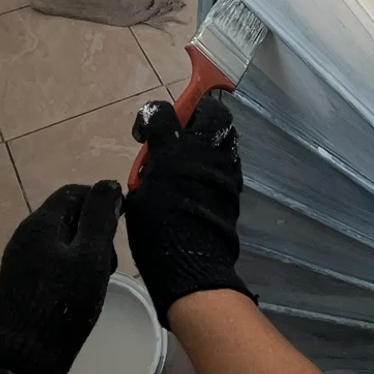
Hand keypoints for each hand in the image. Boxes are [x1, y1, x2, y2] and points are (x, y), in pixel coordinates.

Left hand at [0, 181, 122, 373]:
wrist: (22, 359)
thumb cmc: (63, 304)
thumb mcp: (90, 256)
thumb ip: (100, 216)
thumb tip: (108, 184)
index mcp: (41, 222)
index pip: (74, 192)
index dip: (100, 199)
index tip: (121, 219)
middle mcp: (25, 234)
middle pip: (66, 215)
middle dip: (93, 228)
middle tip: (111, 257)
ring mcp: (18, 259)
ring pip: (59, 239)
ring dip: (83, 248)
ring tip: (98, 276)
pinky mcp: (18, 281)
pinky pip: (48, 259)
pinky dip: (68, 264)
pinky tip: (78, 289)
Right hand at [125, 96, 252, 326]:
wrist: (191, 264)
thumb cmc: (155, 232)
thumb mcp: (138, 197)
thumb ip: (149, 173)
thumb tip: (153, 168)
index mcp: (171, 150)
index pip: (161, 111)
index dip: (150, 115)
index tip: (146, 130)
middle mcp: (201, 151)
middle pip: (211, 110)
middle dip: (198, 109)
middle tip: (185, 124)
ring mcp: (222, 168)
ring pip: (227, 134)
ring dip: (212, 135)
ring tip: (198, 151)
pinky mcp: (235, 186)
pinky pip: (230, 162)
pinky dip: (219, 161)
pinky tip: (207, 176)